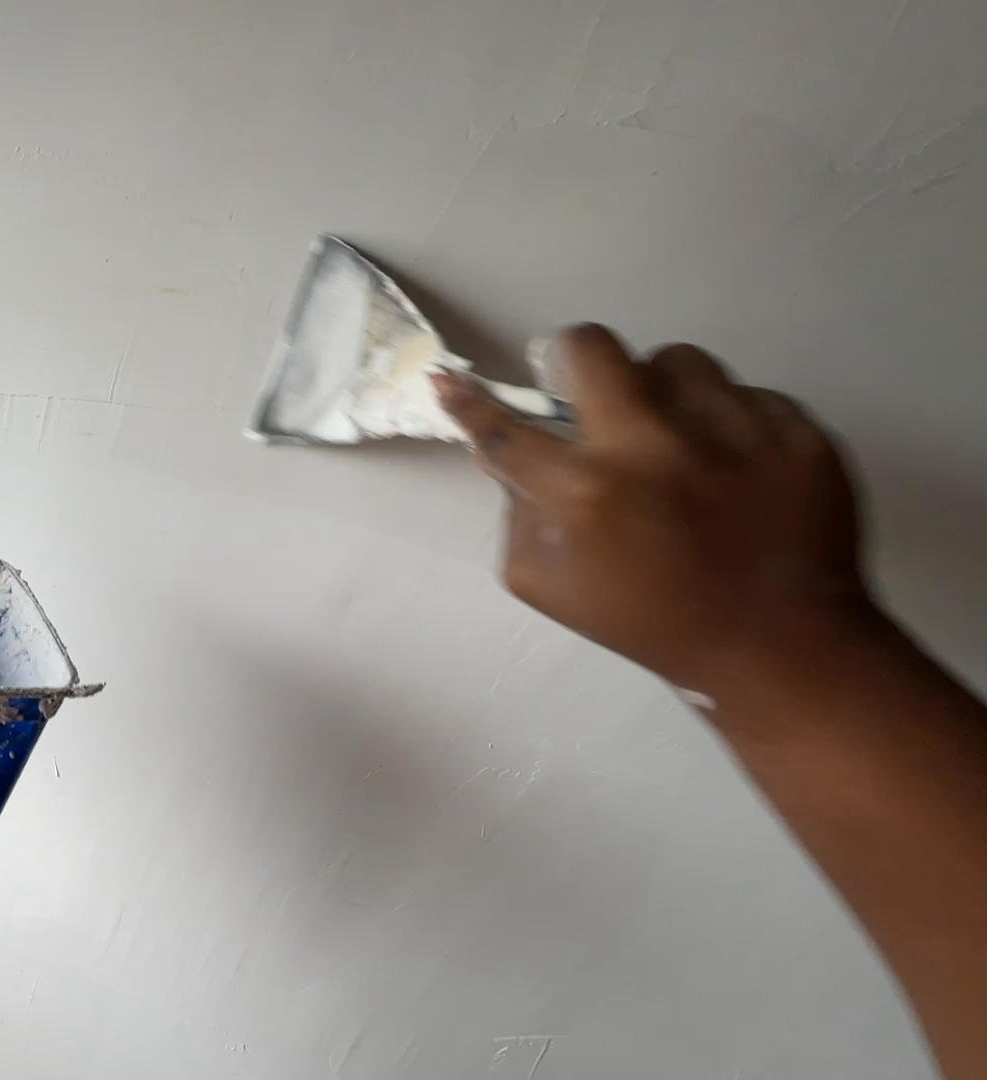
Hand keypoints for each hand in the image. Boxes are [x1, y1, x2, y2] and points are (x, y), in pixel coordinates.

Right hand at [432, 324, 875, 693]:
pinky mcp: (798, 433)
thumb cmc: (638, 616)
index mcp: (581, 491)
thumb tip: (502, 452)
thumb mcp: (542, 579)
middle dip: (570, 356)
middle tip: (577, 382)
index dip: (466, 401)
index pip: (504, 429)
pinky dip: (718, 419)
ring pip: (675, 360)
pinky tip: (723, 464)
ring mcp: (734, 434)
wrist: (776, 644)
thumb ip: (516, 510)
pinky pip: (742, 393)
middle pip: (593, 349)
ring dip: (654, 389)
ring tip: (664, 432)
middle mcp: (652, 447)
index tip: (445, 379)